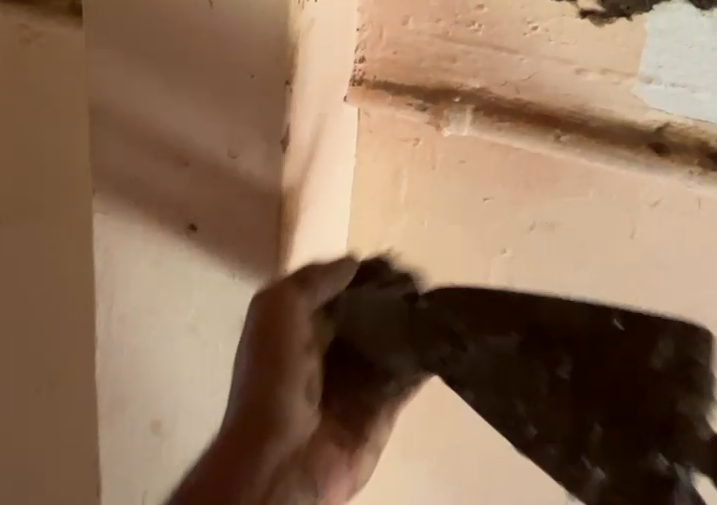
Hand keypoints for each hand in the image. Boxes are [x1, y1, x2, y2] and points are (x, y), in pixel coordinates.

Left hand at [168, 258, 415, 504]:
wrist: (281, 457)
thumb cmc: (274, 373)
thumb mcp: (278, 307)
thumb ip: (315, 280)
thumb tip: (354, 262)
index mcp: (297, 322)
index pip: (336, 288)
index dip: (362, 272)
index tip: (394, 258)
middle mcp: (327, 348)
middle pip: (367, 313)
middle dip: (392, 295)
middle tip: (420, 280)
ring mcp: (355, 380)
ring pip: (390, 343)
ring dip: (411, 324)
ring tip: (438, 303)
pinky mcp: (381, 411)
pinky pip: (406, 379)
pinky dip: (423, 360)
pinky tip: (443, 338)